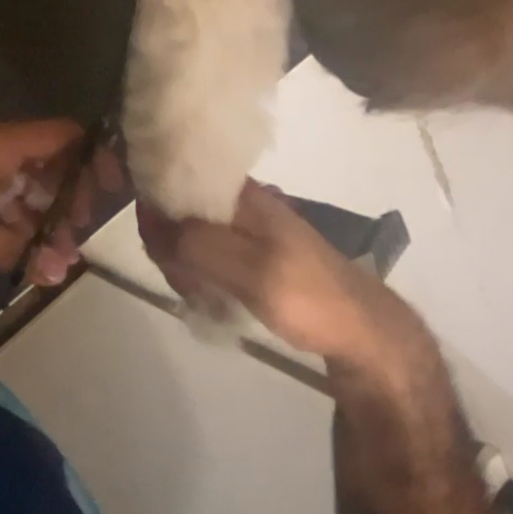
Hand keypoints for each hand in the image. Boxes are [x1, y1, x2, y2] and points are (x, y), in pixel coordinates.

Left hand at [0, 120, 92, 283]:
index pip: (61, 135)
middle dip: (66, 201)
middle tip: (78, 240)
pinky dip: (13, 214)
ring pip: (21, 180)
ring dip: (39, 214)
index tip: (111, 191)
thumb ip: (10, 247)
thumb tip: (53, 270)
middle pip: (45, 161)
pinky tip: (22, 248)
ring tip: (55, 257)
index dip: (91, 157)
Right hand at [137, 181, 426, 367]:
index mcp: (241, 192)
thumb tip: (147, 219)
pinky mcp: (249, 255)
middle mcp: (239, 202)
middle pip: (177, 209)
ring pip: (188, 235)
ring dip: (181, 262)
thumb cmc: (308, 296)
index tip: (155, 245)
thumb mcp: (248, 269)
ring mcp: (245, 229)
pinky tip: (205, 296)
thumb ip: (194, 242)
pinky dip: (196, 272)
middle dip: (167, 243)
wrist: (366, 337)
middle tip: (182, 281)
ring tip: (196, 293)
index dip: (154, 205)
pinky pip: (204, 254)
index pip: (177, 177)